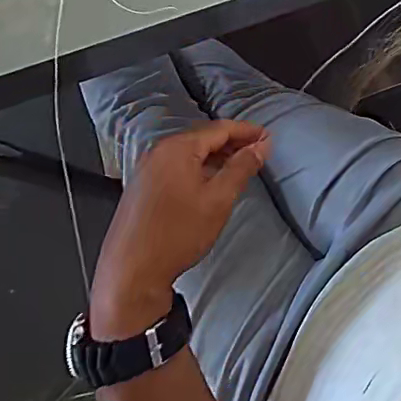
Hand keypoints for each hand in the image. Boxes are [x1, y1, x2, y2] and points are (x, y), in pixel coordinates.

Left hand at [89, 120, 269, 339]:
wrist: (132, 271)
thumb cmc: (177, 234)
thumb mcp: (219, 199)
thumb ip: (242, 168)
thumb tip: (260, 147)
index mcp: (177, 149)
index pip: (219, 129)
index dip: (247, 131)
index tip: (267, 137)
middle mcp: (158, 153)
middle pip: (203, 138)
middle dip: (233, 142)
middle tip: (259, 150)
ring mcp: (147, 170)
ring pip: (190, 153)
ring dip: (217, 155)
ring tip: (241, 164)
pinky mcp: (143, 187)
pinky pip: (177, 166)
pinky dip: (199, 167)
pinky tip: (212, 181)